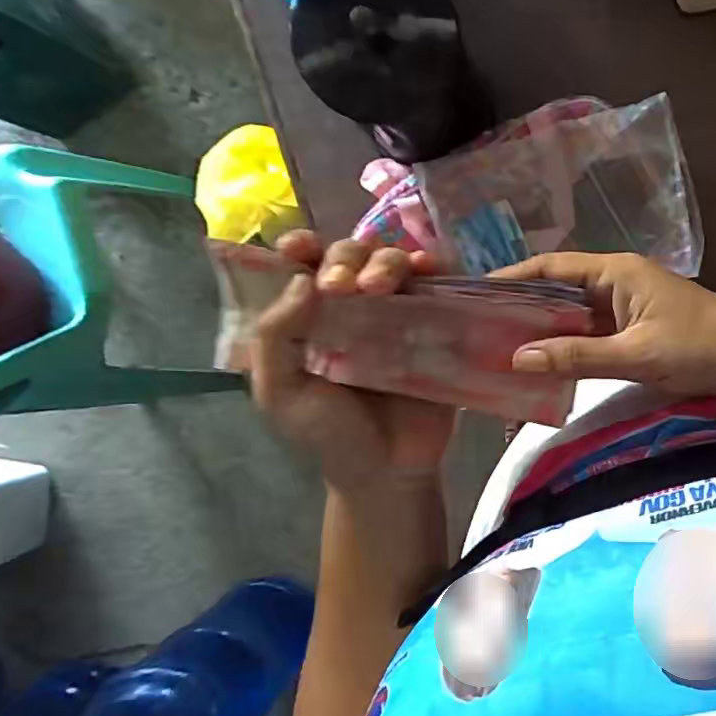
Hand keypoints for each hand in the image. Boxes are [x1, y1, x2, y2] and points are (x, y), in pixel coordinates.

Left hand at [249, 231, 457, 492]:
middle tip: (341, 287)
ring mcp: (399, 313)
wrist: (385, 469)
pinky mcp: (436, 325)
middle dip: (345, 257)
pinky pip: (439, 284)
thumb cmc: (328, 433)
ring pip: (395, 261)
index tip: (297, 248)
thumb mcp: (280, 392)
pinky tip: (427, 269)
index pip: (305, 264)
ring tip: (379, 287)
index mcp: (312, 316)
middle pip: (353, 254)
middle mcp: (355, 306)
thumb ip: (275, 337)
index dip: (302, 246)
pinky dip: (436, 267)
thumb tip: (303, 279)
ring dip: (386, 260)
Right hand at [491, 252, 715, 396]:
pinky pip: (591, 334)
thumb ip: (577, 356)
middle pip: (558, 290)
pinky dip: (568, 347)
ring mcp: (625, 306)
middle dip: (522, 309)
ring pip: (573, 315)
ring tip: (501, 349)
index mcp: (615, 272)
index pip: (552, 267)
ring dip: (543, 331)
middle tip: (480, 330)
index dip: (512, 278)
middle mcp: (616, 282)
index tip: (474, 295)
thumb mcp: (636, 355)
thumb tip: (518, 358)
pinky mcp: (634, 330)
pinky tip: (544, 365)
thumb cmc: (699, 348)